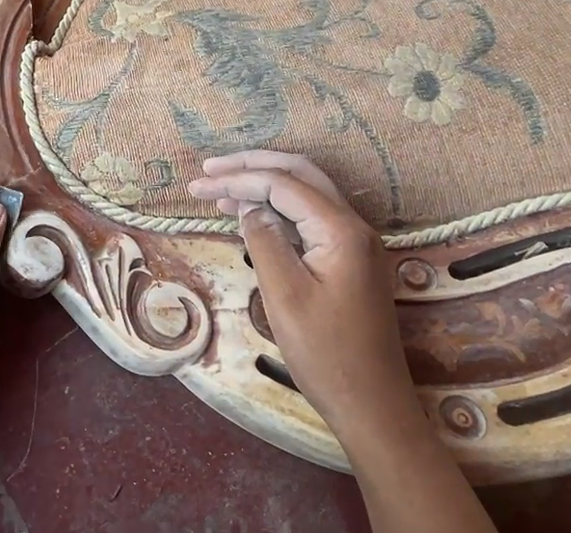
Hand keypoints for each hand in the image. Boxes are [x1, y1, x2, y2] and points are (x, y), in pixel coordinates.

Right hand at [187, 151, 417, 446]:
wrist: (373, 405)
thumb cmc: (325, 353)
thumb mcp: (284, 295)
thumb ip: (264, 240)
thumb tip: (247, 208)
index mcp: (341, 230)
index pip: (282, 184)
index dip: (237, 179)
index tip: (198, 185)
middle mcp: (354, 226)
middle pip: (300, 174)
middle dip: (252, 166)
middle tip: (210, 168)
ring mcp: (355, 243)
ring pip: (306, 192)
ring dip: (264, 183)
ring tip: (219, 190)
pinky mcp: (350, 260)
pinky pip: (310, 216)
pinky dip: (277, 207)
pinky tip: (250, 216)